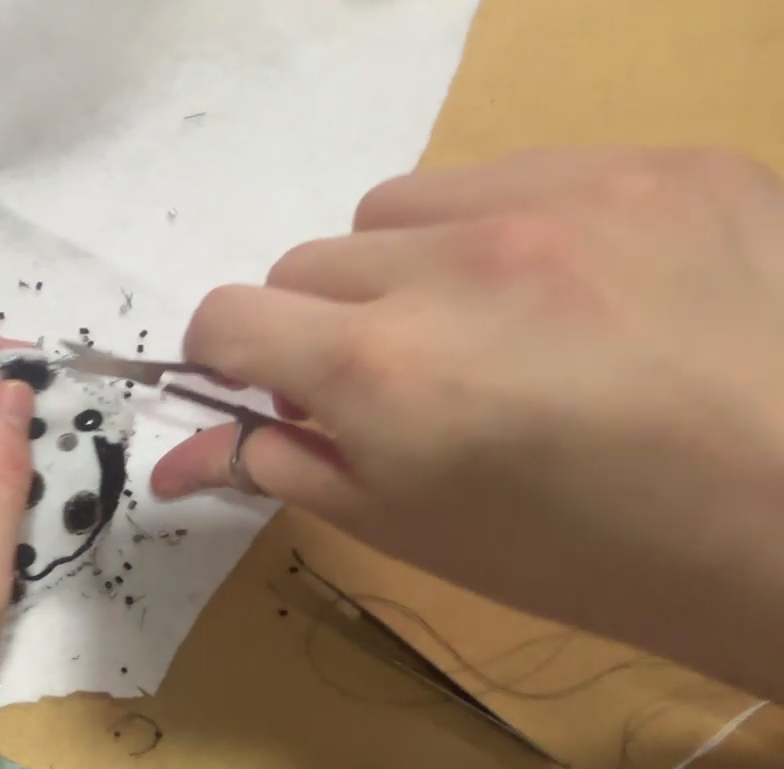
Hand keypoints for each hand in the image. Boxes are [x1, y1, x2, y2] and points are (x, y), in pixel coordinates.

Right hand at [152, 148, 783, 696]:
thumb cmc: (570, 547)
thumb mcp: (391, 520)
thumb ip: (268, 465)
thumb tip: (167, 464)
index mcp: (376, 367)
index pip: (224, 316)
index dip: (222, 355)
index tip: (260, 387)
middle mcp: (452, 264)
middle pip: (301, 264)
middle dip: (314, 323)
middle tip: (383, 382)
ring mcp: (562, 201)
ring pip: (391, 210)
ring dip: (392, 268)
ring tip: (469, 328)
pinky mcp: (655, 165)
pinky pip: (502, 176)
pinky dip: (489, 232)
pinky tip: (556, 291)